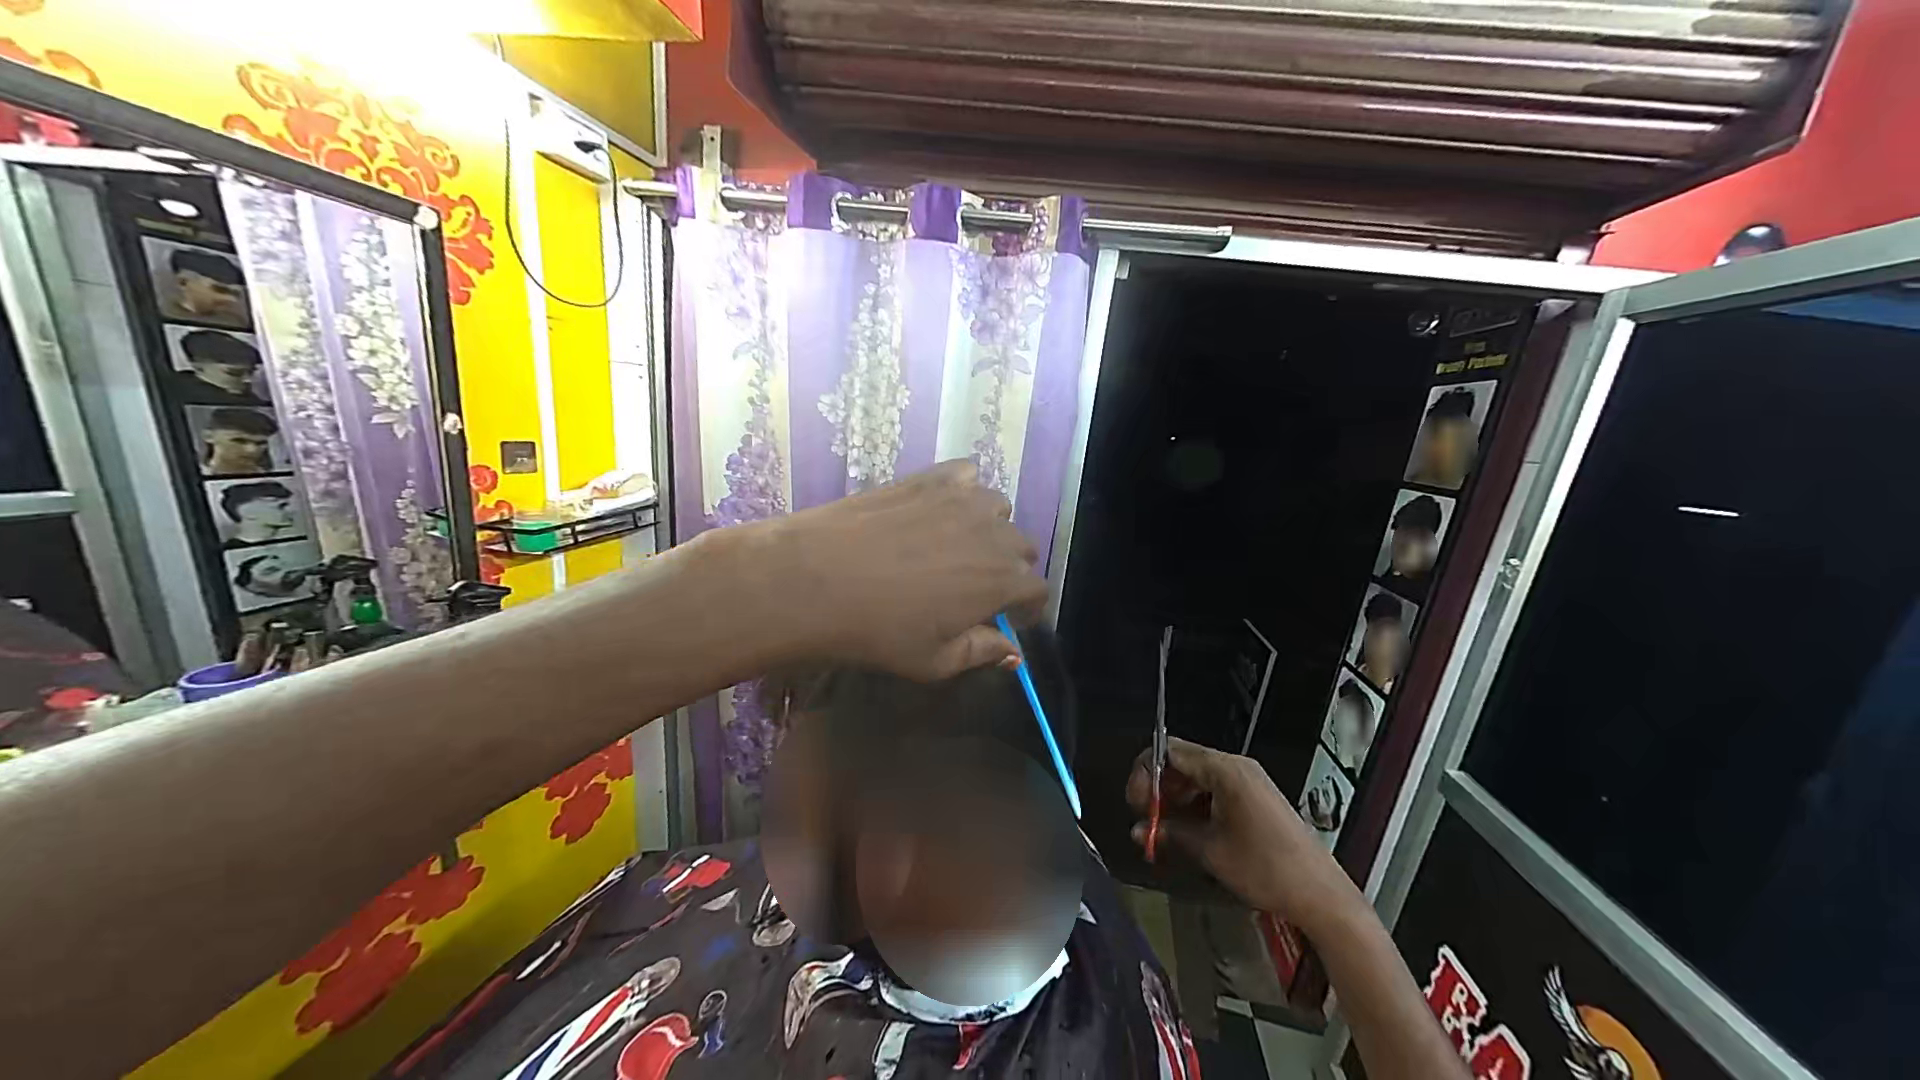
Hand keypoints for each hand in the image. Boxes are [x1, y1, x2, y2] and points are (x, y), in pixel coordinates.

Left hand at [724, 461, 1049, 680]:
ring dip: (989, 528)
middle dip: (1009, 568)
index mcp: (1003, 581)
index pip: (1038, 590)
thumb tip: (1013, 652)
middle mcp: (996, 533)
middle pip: (1022, 547)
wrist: (817, 578)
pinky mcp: (933, 477)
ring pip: (997, 510)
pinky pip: (967, 476)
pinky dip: (963, 491)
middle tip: (978, 586)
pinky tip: (940, 508)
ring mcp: (965, 499)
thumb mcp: (934, 660)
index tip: (1010, 618)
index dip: (1027, 608)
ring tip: (958, 545)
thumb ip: (982, 652)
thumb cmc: (879, 630)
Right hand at [1127, 737, 1360, 932]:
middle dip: (1158, 789)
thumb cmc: (1265, 868)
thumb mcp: (1209, 850)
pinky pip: (1214, 791)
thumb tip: (1138, 831)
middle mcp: (1236, 767)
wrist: (1322, 896)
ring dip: (1175, 800)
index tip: (1137, 803)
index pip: (1169, 751)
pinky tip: (1186, 832)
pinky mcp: (1254, 799)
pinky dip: (1195, 806)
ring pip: (1196, 778)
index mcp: (1225, 769)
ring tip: (1162, 831)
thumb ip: (1169, 833)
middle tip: (1145, 819)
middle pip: (1182, 762)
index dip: (1145, 774)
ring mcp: (1248, 782)